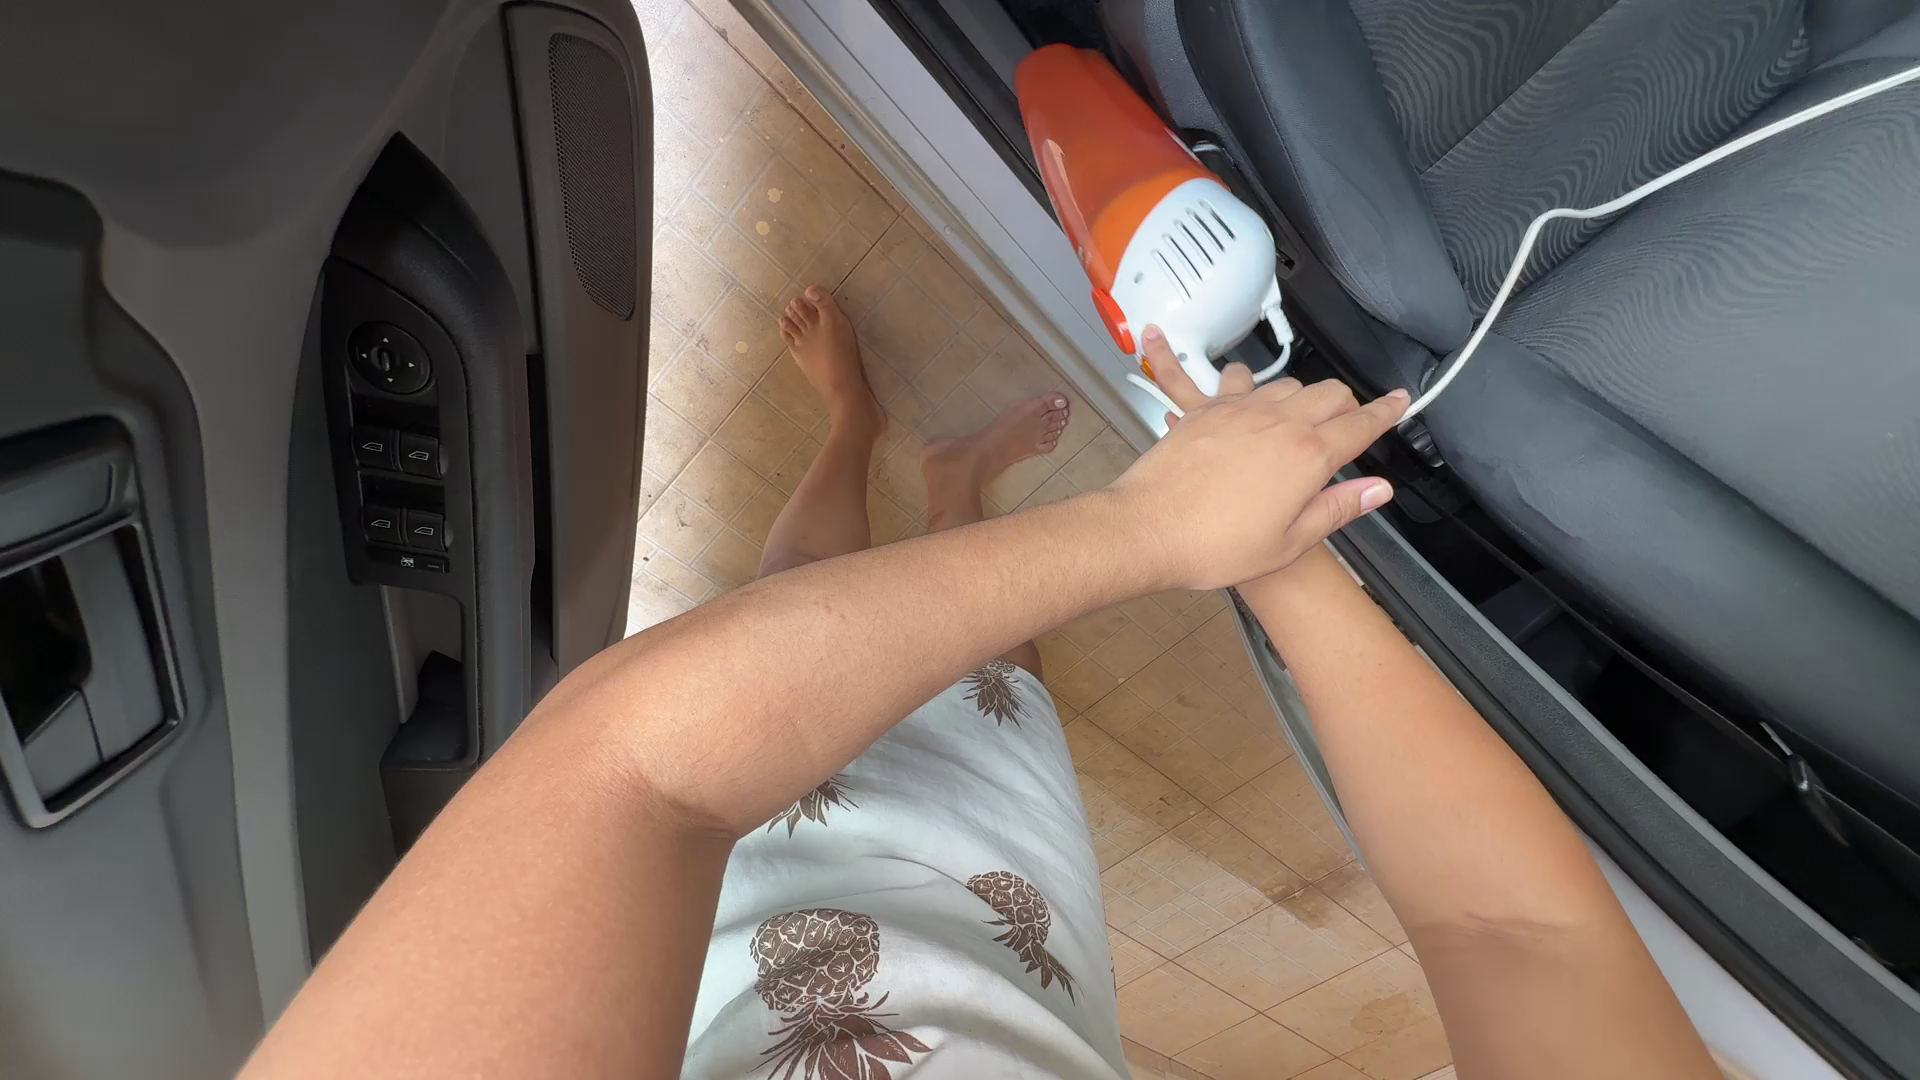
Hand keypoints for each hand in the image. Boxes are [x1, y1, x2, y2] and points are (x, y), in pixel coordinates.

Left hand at [1105, 326, 1407, 589]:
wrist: (1147, 533)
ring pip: (1279, 382)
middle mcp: (1274, 422)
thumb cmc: (1212, 546)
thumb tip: (1378, 489)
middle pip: (1327, 392)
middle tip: (1344, 422)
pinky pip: (1187, 377)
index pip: (1362, 424)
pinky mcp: (1196, 414)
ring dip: (1292, 393)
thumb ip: (1337, 509)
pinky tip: (1155, 335)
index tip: (1399, 402)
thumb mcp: (1287, 543)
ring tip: (1292, 410)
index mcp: (1307, 456)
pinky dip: (1171, 359)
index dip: (1387, 413)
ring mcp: (1232, 412)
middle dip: (1344, 404)